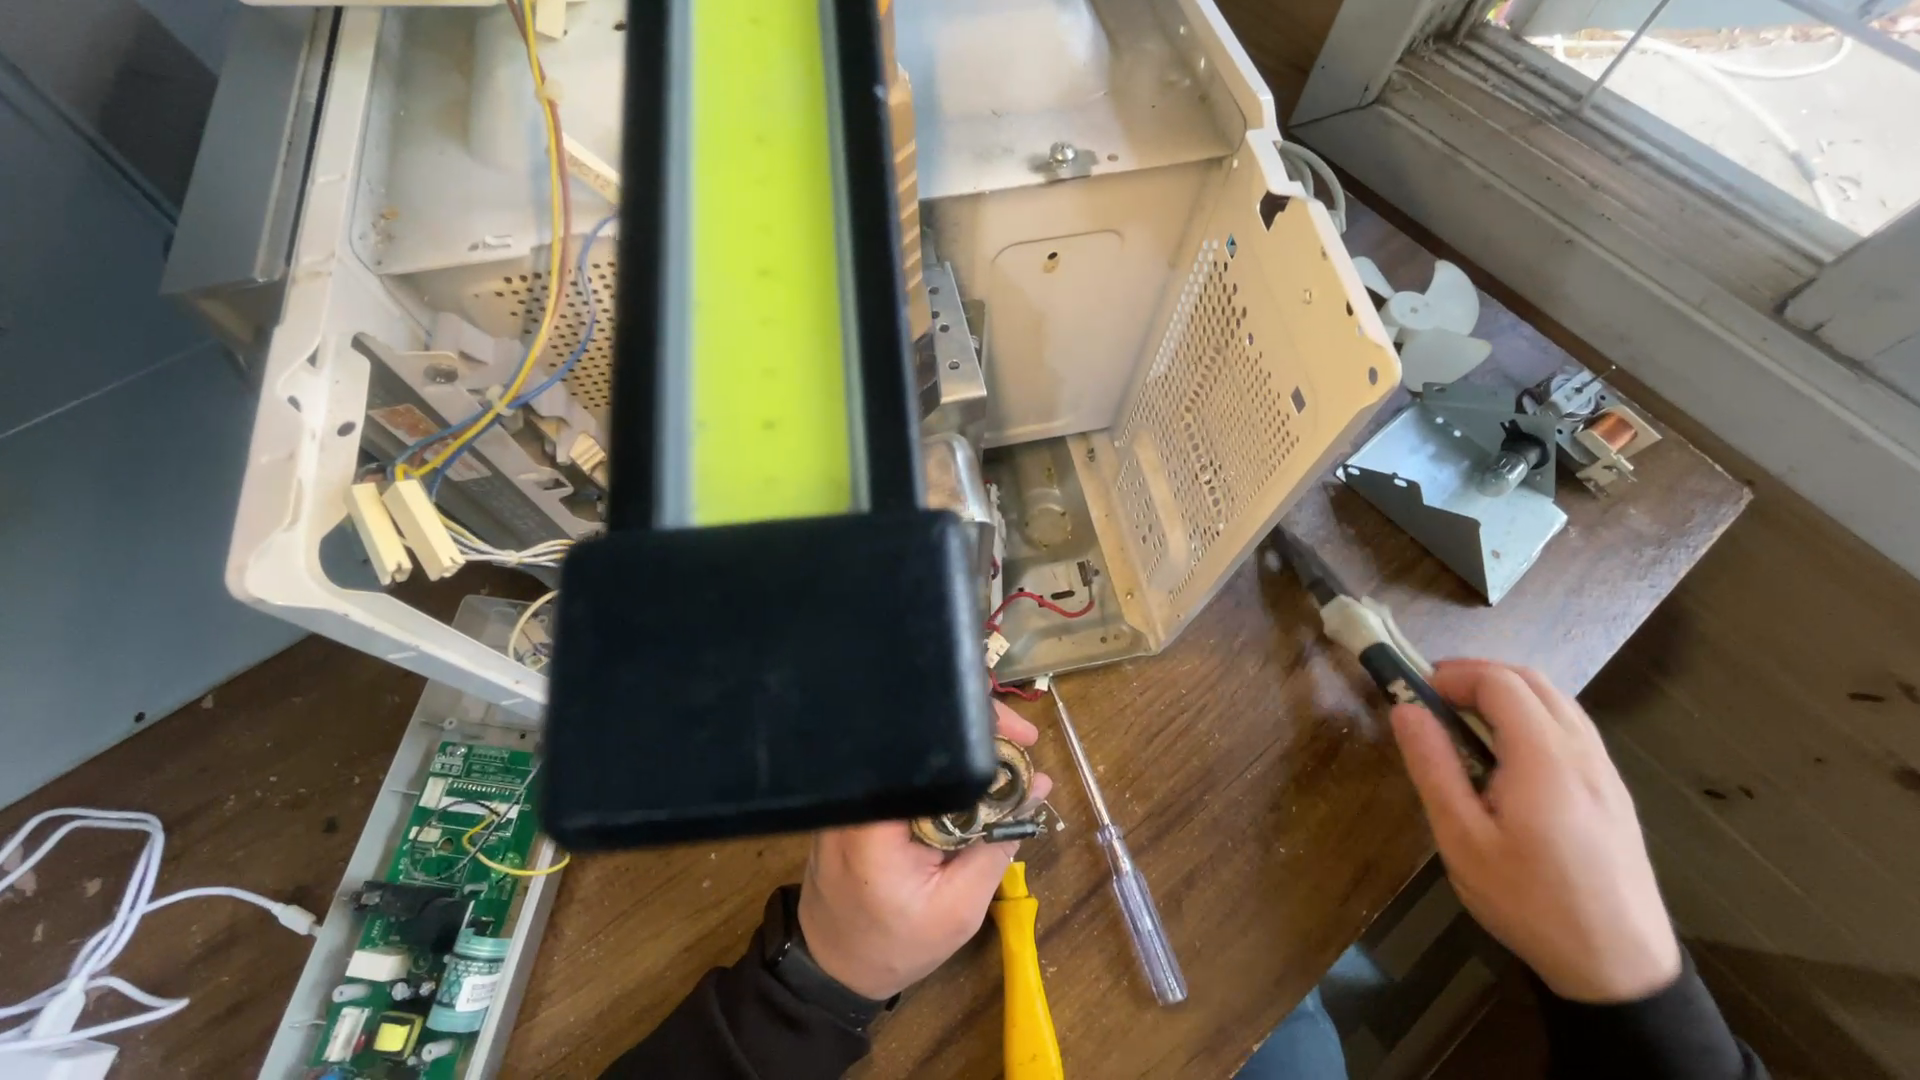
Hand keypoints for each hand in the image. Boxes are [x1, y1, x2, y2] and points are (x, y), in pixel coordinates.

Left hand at [798, 700, 1053, 999]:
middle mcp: (858, 791)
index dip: (982, 729)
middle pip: (924, 739)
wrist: (832, 968)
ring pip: (916, 753)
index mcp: (877, 814)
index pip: (932, 749)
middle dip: (979, 732)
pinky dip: (939, 773)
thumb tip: (1037, 784)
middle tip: (1023, 740)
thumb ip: (997, 844)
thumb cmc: (895, 945)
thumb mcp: (959, 908)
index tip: (1022, 735)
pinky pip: (906, 772)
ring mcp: (851, 792)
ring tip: (1004, 758)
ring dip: (961, 752)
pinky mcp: (856, 799)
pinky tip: (968, 780)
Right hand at [1389, 659, 1680, 1003]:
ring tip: (1462, 724)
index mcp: (1545, 759)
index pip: (1500, 683)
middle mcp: (1583, 753)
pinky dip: (1531, 718)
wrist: (1620, 967)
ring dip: (1506, 694)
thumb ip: (1434, 767)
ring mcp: (1605, 772)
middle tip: (1433, 699)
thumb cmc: (1529, 901)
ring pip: (1557, 702)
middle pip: (1532, 681)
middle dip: (1478, 676)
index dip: (1453, 675)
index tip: (1415, 694)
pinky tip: (1505, 756)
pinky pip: (1571, 729)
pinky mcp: (1612, 792)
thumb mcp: (1462, 839)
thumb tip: (1406, 709)